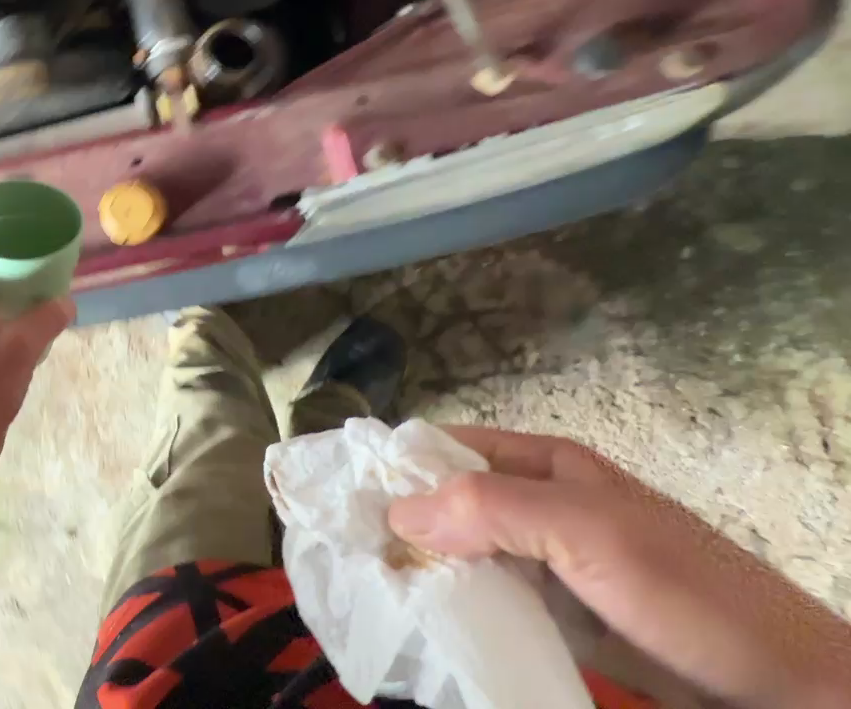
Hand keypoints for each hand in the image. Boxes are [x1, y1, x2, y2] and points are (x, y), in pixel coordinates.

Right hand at [388, 427, 850, 708]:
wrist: (789, 693)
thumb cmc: (687, 591)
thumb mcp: (587, 530)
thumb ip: (488, 508)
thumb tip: (393, 514)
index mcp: (541, 463)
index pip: (443, 447)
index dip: (393, 464)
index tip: (343, 494)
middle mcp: (535, 502)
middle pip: (445, 498)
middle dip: (399, 520)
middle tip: (349, 547)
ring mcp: (544, 558)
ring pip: (460, 549)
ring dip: (421, 565)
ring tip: (372, 583)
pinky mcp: (553, 611)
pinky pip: (485, 595)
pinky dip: (452, 602)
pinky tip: (422, 614)